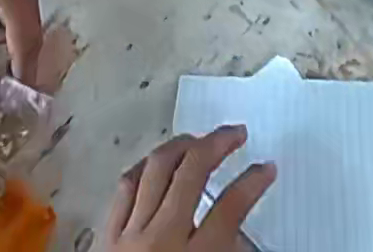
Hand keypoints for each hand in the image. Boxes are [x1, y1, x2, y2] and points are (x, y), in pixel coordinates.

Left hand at [104, 126, 275, 251]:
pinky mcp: (105, 237)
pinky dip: (144, 167)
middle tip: (238, 133)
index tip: (268, 167)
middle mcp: (162, 240)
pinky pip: (125, 186)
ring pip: (157, 168)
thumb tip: (240, 238)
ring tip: (200, 138)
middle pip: (192, 172)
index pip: (230, 210)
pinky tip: (157, 161)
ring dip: (182, 145)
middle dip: (219, 144)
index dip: (253, 183)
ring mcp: (129, 235)